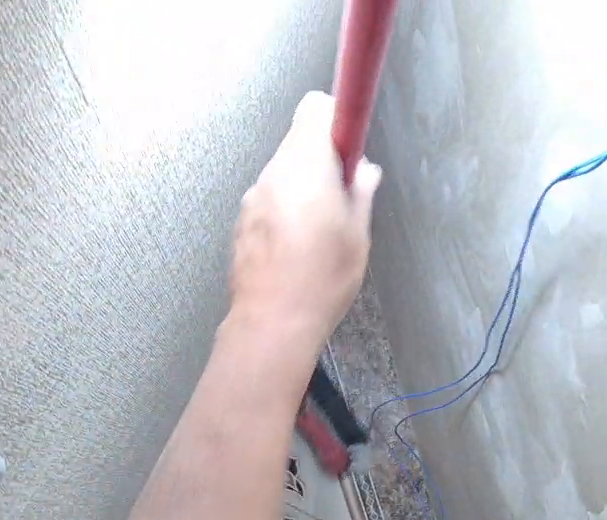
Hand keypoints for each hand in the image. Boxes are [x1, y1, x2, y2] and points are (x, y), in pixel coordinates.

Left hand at [228, 92, 381, 352]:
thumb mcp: (357, 238)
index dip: (336, 123)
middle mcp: (274, 173)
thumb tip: (364, 172)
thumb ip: (361, 195)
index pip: (316, 109)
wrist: (273, 324)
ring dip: (302, 192)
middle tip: (343, 203)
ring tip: (320, 236)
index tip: (350, 151)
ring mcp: (253, 198)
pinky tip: (297, 251)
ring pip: (282, 176)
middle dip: (322, 163)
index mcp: (307, 166)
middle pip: (298, 143)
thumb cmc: (321, 281)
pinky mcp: (242, 223)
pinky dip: (284, 214)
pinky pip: (268, 203)